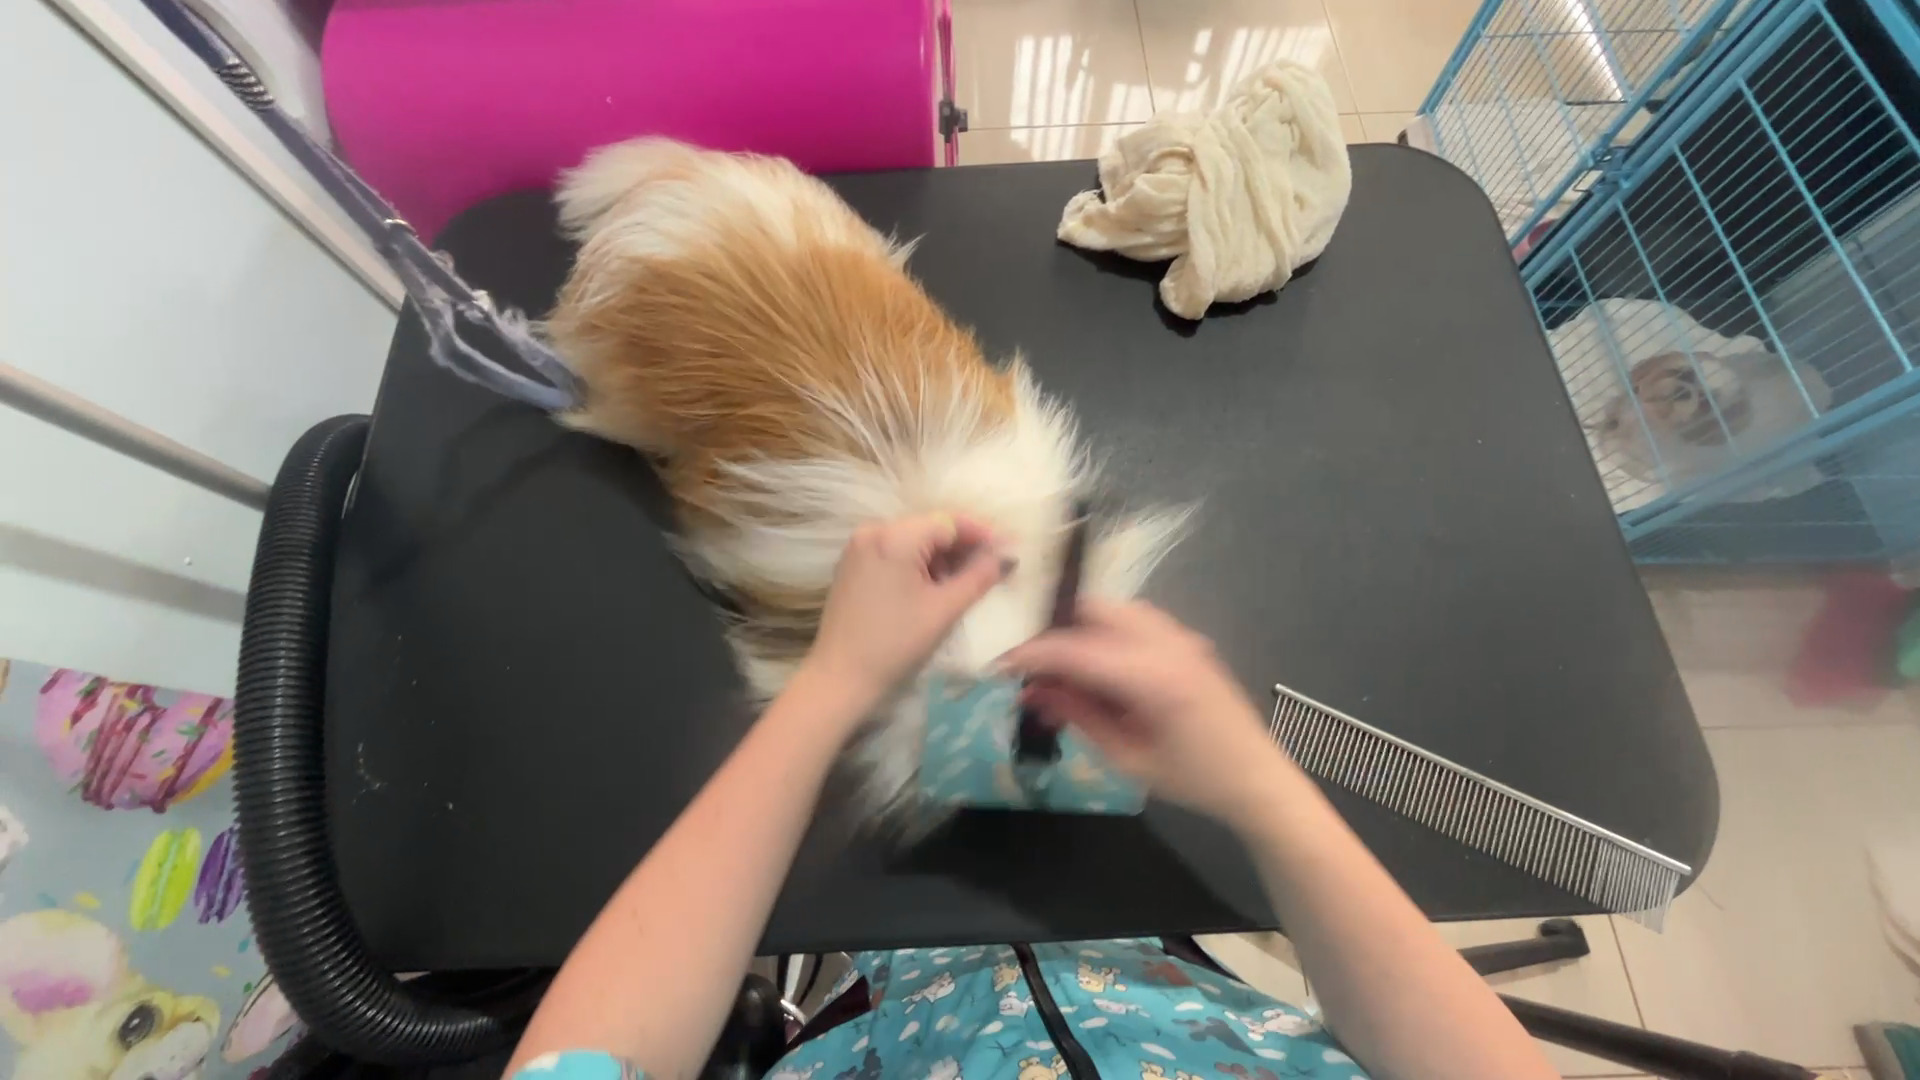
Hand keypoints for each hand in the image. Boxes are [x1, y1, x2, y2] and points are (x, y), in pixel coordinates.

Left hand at [802, 513, 1012, 720]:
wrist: (841, 677)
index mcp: (894, 536)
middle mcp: (872, 530)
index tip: (1009, 549)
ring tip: (966, 582)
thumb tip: (1008, 555)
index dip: (983, 534)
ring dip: (942, 557)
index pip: (949, 522)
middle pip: (930, 528)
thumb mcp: (944, 609)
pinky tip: (936, 586)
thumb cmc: (896, 643)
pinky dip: (918, 564)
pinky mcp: (853, 564)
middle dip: (963, 546)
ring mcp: (859, 547)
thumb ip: (980, 576)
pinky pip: (894, 552)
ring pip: (913, 540)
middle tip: (993, 567)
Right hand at [1000, 598, 1295, 828]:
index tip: (998, 665)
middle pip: (1092, 610)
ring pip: (1112, 608)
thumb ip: (1077, 715)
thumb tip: (1031, 690)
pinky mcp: (1185, 637)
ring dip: (1079, 628)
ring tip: (1060, 667)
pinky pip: (1133, 618)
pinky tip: (1095, 664)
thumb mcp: (1126, 757)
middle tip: (1030, 666)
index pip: (1075, 648)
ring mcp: (1180, 634)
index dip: (1031, 653)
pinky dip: (1104, 631)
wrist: (1258, 779)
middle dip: (1054, 632)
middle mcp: (1167, 642)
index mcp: (1153, 677)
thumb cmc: (1193, 779)